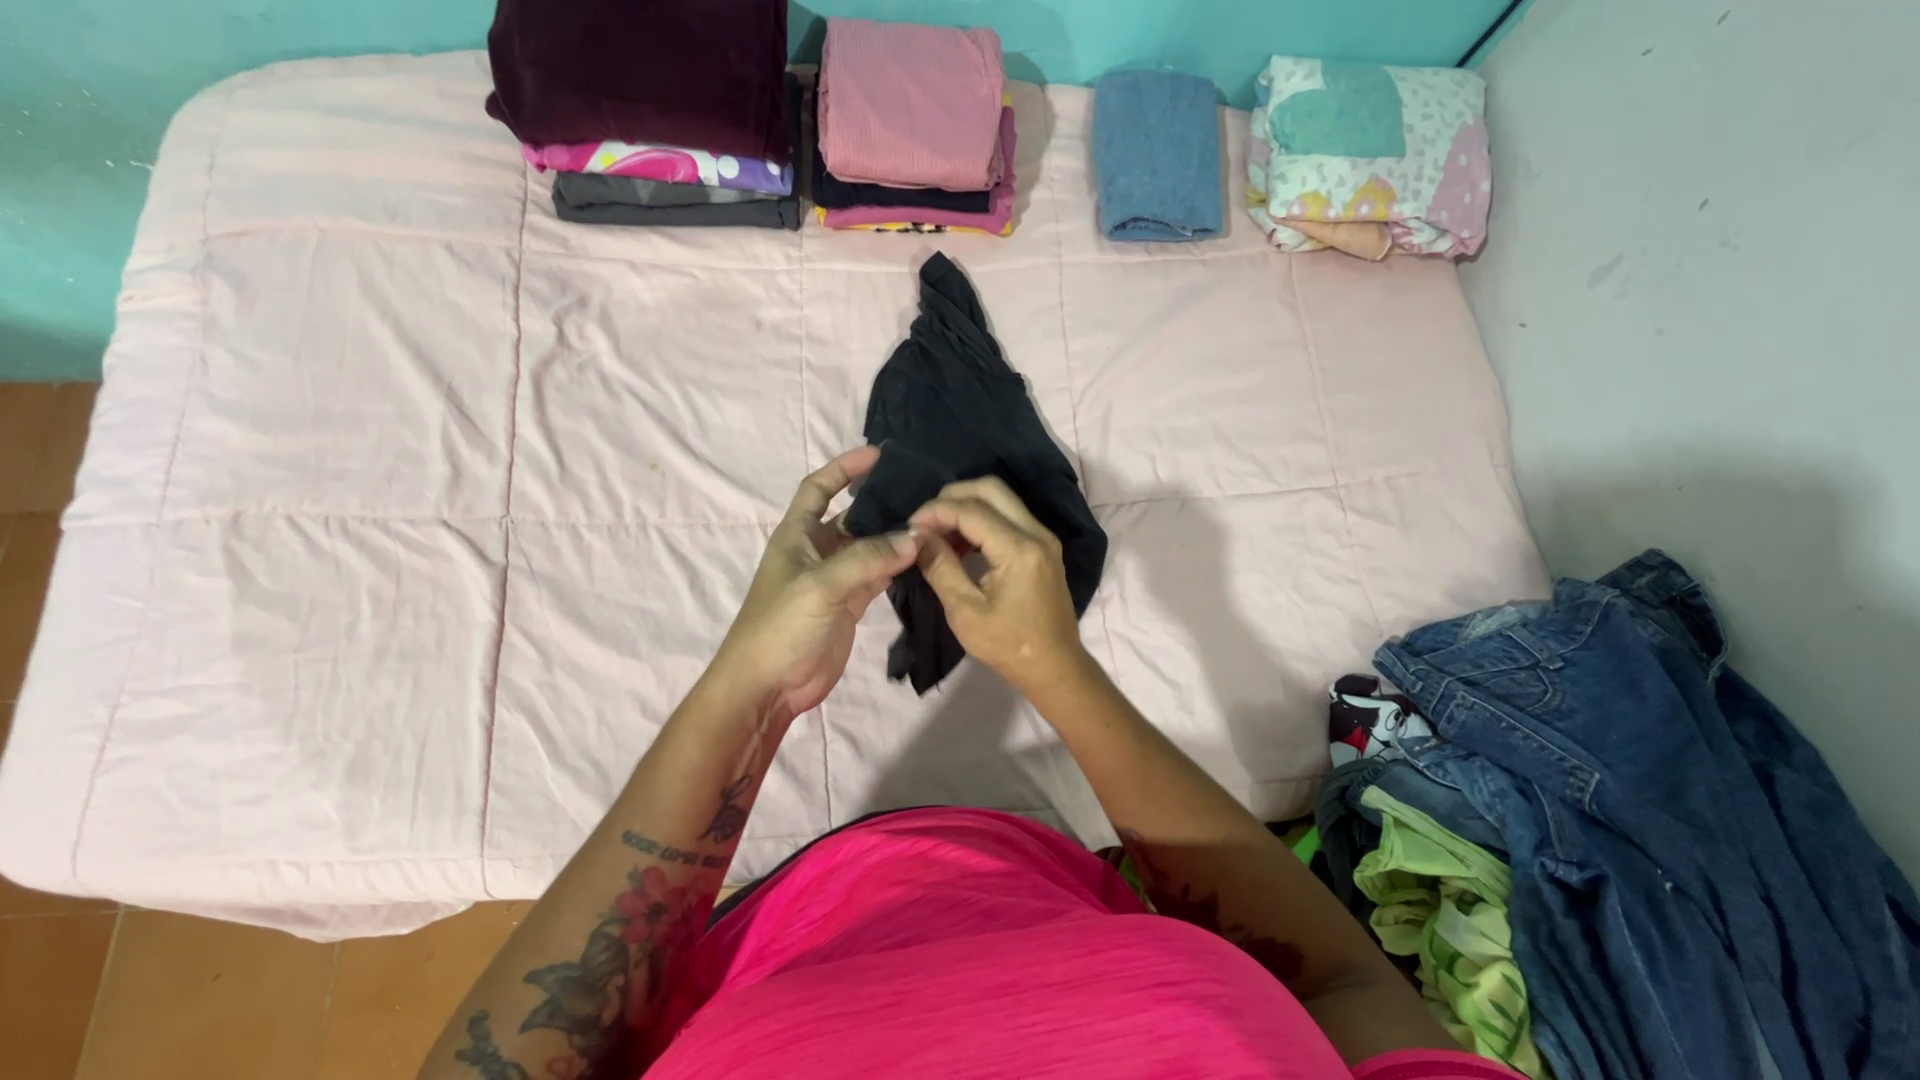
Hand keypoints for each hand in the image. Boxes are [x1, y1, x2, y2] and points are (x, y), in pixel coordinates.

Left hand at [713, 446, 921, 719]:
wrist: (767, 686)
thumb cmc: (780, 627)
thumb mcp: (820, 586)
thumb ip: (868, 559)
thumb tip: (916, 536)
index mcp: (797, 535)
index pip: (819, 488)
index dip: (844, 468)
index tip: (879, 454)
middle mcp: (816, 551)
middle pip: (852, 516)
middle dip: (882, 503)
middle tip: (924, 491)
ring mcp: (834, 579)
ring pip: (870, 547)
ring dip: (895, 536)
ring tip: (933, 520)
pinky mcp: (849, 605)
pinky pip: (878, 576)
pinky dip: (898, 567)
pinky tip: (924, 558)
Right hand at [909, 477, 1087, 692]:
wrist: (1054, 667)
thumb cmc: (1008, 645)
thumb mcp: (965, 611)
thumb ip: (940, 567)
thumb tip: (917, 536)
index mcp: (1019, 550)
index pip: (971, 509)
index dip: (936, 511)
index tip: (910, 526)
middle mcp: (1036, 533)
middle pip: (991, 488)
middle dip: (952, 496)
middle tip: (925, 520)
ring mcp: (1044, 537)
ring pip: (1002, 498)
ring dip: (967, 505)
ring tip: (939, 532)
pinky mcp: (1043, 546)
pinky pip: (1010, 515)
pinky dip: (983, 518)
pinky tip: (961, 542)